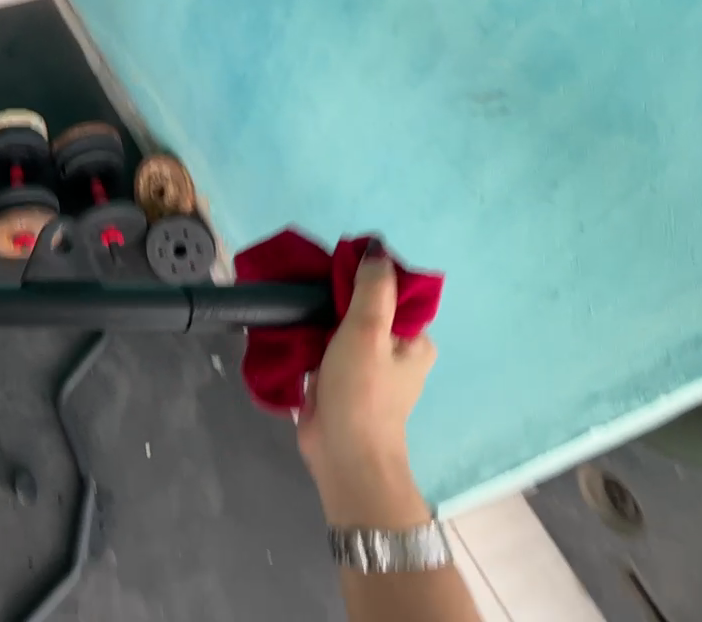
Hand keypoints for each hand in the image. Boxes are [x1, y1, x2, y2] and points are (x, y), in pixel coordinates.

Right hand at [297, 244, 437, 526]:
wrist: (343, 453)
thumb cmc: (362, 391)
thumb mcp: (368, 330)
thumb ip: (372, 288)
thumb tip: (377, 247)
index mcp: (415, 341)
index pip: (393, 292)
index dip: (364, 274)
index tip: (333, 266)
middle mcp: (394, 351)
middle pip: (364, 307)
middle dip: (336, 293)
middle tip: (306, 280)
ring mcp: (365, 367)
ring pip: (340, 325)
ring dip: (318, 313)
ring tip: (292, 297)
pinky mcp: (338, 380)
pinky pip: (323, 345)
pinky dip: (308, 334)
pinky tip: (287, 323)